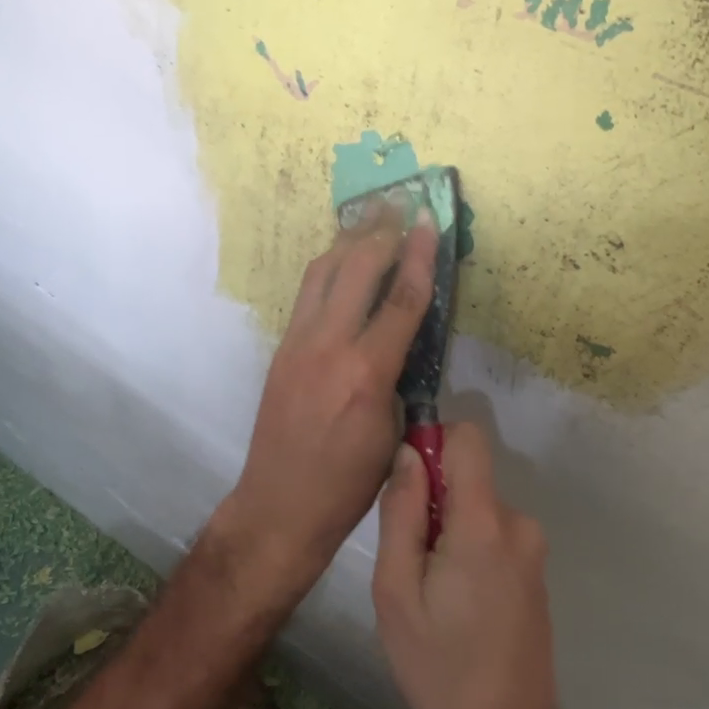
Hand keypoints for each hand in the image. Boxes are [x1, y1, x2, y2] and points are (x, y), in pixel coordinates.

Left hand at [219, 198, 438, 594]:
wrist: (280, 504)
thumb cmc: (350, 482)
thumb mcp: (392, 431)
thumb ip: (399, 376)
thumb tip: (403, 337)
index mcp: (366, 372)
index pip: (401, 299)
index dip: (419, 255)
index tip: (428, 221)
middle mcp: (329, 345)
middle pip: (357, 269)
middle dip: (381, 231)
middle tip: (398, 203)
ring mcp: (298, 343)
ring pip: (323, 272)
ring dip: (349, 240)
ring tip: (369, 217)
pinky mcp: (282, 348)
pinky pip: (307, 294)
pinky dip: (328, 268)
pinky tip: (340, 259)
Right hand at [373, 424, 560, 708]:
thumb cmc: (439, 663)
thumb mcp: (396, 591)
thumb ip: (400, 513)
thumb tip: (408, 453)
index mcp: (483, 522)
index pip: (467, 437)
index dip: (433, 443)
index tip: (408, 482)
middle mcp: (518, 523)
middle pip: (468, 478)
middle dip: (434, 502)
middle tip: (413, 560)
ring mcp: (532, 548)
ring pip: (478, 509)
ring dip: (451, 531)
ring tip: (434, 589)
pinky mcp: (536, 570)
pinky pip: (495, 534)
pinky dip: (471, 549)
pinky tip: (458, 602)